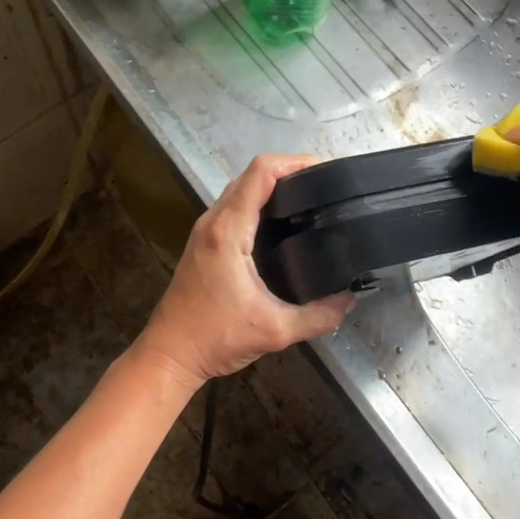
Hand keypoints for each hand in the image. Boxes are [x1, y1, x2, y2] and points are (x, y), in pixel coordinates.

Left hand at [131, 154, 352, 389]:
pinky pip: (234, 207)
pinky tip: (283, 224)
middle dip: (289, 171)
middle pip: (252, 175)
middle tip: (324, 186)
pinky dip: (259, 203)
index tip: (325, 171)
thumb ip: (319, 316)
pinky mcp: (204, 243)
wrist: (170, 355)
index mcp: (228, 231)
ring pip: (241, 189)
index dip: (295, 163)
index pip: (261, 173)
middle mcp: (213, 221)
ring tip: (309, 200)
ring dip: (273, 186)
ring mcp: (205, 231)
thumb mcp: (275, 331)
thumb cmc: (215, 338)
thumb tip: (349, 299)